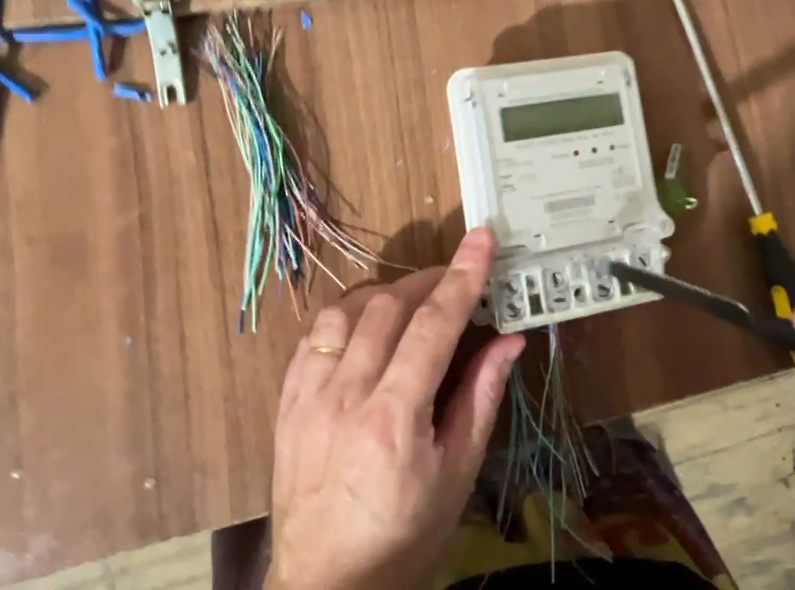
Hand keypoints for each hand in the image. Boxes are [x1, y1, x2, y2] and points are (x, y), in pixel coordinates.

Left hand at [267, 228, 525, 589]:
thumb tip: (509, 340)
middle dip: (429, 280)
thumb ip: (480, 398)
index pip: (432, 326)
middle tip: (457, 278)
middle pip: (388, 308)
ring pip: (345, 313)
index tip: (481, 239)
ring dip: (384, 294)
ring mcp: (307, 399)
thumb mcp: (458, 475)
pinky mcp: (286, 406)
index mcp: (394, 419)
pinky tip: (366, 325)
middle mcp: (344, 398)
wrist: (326, 586)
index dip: (462, 277)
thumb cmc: (404, 536)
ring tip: (413, 301)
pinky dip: (345, 318)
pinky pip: (312, 338)